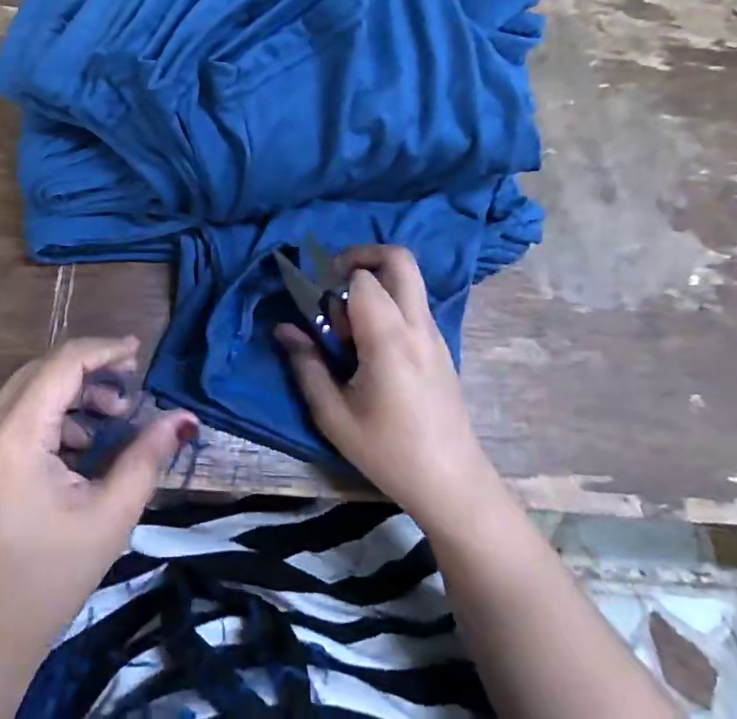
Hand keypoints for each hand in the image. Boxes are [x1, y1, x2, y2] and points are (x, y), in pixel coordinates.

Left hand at [0, 338, 195, 714]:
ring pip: (30, 392)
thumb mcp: (108, 516)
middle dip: (92, 371)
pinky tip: (84, 448)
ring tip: (115, 420)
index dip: (106, 350)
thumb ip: (147, 457)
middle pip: (44, 370)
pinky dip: (55, 417)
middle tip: (133, 390)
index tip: (142, 354)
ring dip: (74, 395)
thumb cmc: (45, 579)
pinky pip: (18, 417)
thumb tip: (184, 419)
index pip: (63, 363)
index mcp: (14, 433)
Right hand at [275, 245, 501, 532]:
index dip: (333, 282)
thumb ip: (306, 364)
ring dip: (376, 283)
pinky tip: (370, 346)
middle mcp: (417, 324)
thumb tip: (284, 329)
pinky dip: (389, 304)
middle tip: (334, 282)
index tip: (317, 306)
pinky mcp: (441, 347)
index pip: (363, 279)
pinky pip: (414, 305)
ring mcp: (435, 334)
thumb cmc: (388, 451)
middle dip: (363, 256)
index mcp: (389, 337)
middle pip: (399, 259)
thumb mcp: (334, 415)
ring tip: (350, 325)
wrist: (452, 481)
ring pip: (408, 280)